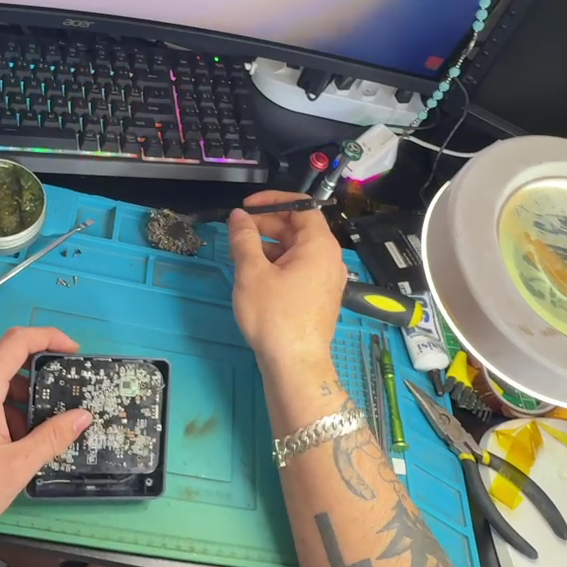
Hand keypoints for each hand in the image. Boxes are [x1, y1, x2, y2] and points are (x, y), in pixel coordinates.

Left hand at [0, 326, 92, 550]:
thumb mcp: (16, 467)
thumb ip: (52, 437)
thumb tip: (82, 417)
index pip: (17, 341)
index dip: (49, 337)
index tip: (73, 350)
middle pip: (3, 357)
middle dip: (37, 370)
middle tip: (63, 390)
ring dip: (17, 394)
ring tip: (38, 425)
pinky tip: (9, 439)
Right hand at [228, 190, 347, 371]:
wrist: (294, 365)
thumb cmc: (274, 316)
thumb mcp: (252, 273)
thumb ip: (243, 240)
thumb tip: (238, 217)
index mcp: (319, 245)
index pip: (301, 207)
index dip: (272, 201)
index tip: (247, 208)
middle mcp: (328, 258)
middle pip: (298, 227)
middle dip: (266, 225)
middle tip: (238, 232)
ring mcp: (325, 278)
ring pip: (296, 249)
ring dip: (269, 246)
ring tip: (241, 256)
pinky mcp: (318, 296)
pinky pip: (298, 268)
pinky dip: (277, 264)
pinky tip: (255, 276)